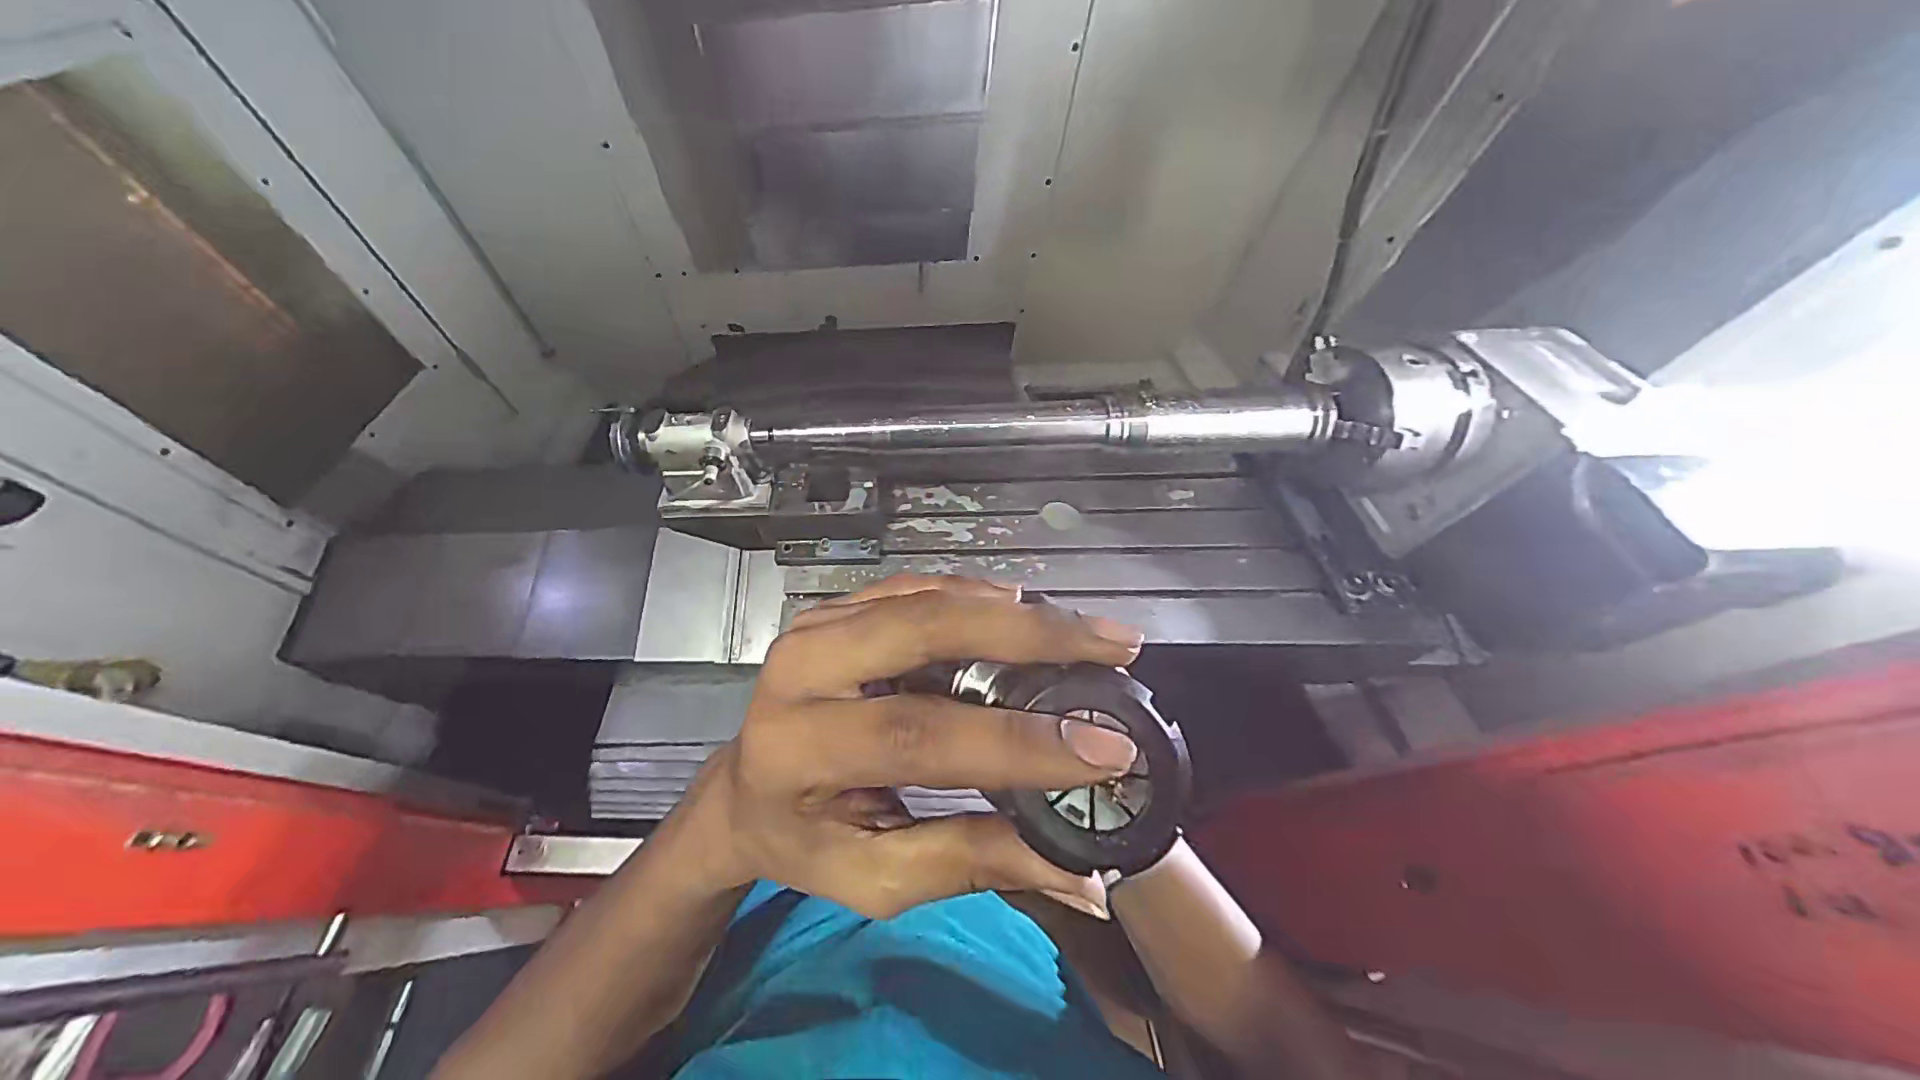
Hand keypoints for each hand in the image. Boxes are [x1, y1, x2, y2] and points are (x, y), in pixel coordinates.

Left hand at [659, 575, 1146, 917]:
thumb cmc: (805, 840)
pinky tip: (1027, 609)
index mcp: (797, 747)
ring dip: (1015, 609)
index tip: (1105, 749)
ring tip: (1086, 630)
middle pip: (926, 631)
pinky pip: (917, 587)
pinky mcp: (836, 608)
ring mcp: (816, 626)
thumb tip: (1082, 877)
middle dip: (1031, 637)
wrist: (744, 789)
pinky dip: (978, 594)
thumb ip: (971, 863)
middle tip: (1114, 646)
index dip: (1017, 742)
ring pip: (928, 596)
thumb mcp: (874, 876)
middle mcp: (799, 669)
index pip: (918, 734)